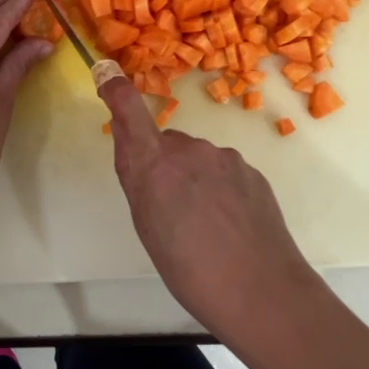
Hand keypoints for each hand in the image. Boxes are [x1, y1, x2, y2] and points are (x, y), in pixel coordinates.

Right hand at [102, 77, 316, 326]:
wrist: (262, 294)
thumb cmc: (189, 269)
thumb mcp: (146, 226)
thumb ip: (136, 178)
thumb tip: (129, 142)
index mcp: (153, 164)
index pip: (128, 111)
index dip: (115, 89)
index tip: (106, 74)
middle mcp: (188, 149)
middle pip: (165, 144)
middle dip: (162, 165)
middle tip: (168, 211)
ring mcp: (224, 158)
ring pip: (196, 159)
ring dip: (193, 180)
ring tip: (203, 227)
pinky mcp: (251, 172)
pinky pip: (223, 172)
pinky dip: (219, 190)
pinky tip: (228, 226)